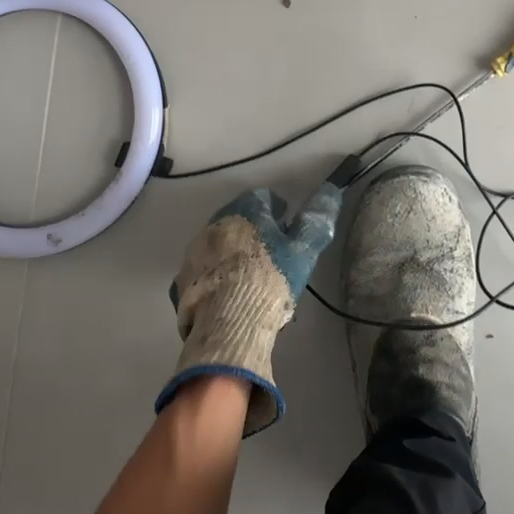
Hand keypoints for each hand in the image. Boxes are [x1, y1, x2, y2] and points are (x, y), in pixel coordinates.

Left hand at [157, 182, 341, 435]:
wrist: (226, 322)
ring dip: (231, 252)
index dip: (277, 211)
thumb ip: (316, 222)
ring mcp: (195, 251)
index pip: (262, 198)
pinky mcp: (182, 279)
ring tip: (247, 277)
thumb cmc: (269, 280)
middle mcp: (215, 223)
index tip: (286, 229)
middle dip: (252, 230)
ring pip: (218, 243)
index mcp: (245, 210)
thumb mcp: (302, 251)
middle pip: (237, 219)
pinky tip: (227, 294)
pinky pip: (203, 270)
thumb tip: (331, 192)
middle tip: (269, 253)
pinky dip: (215, 275)